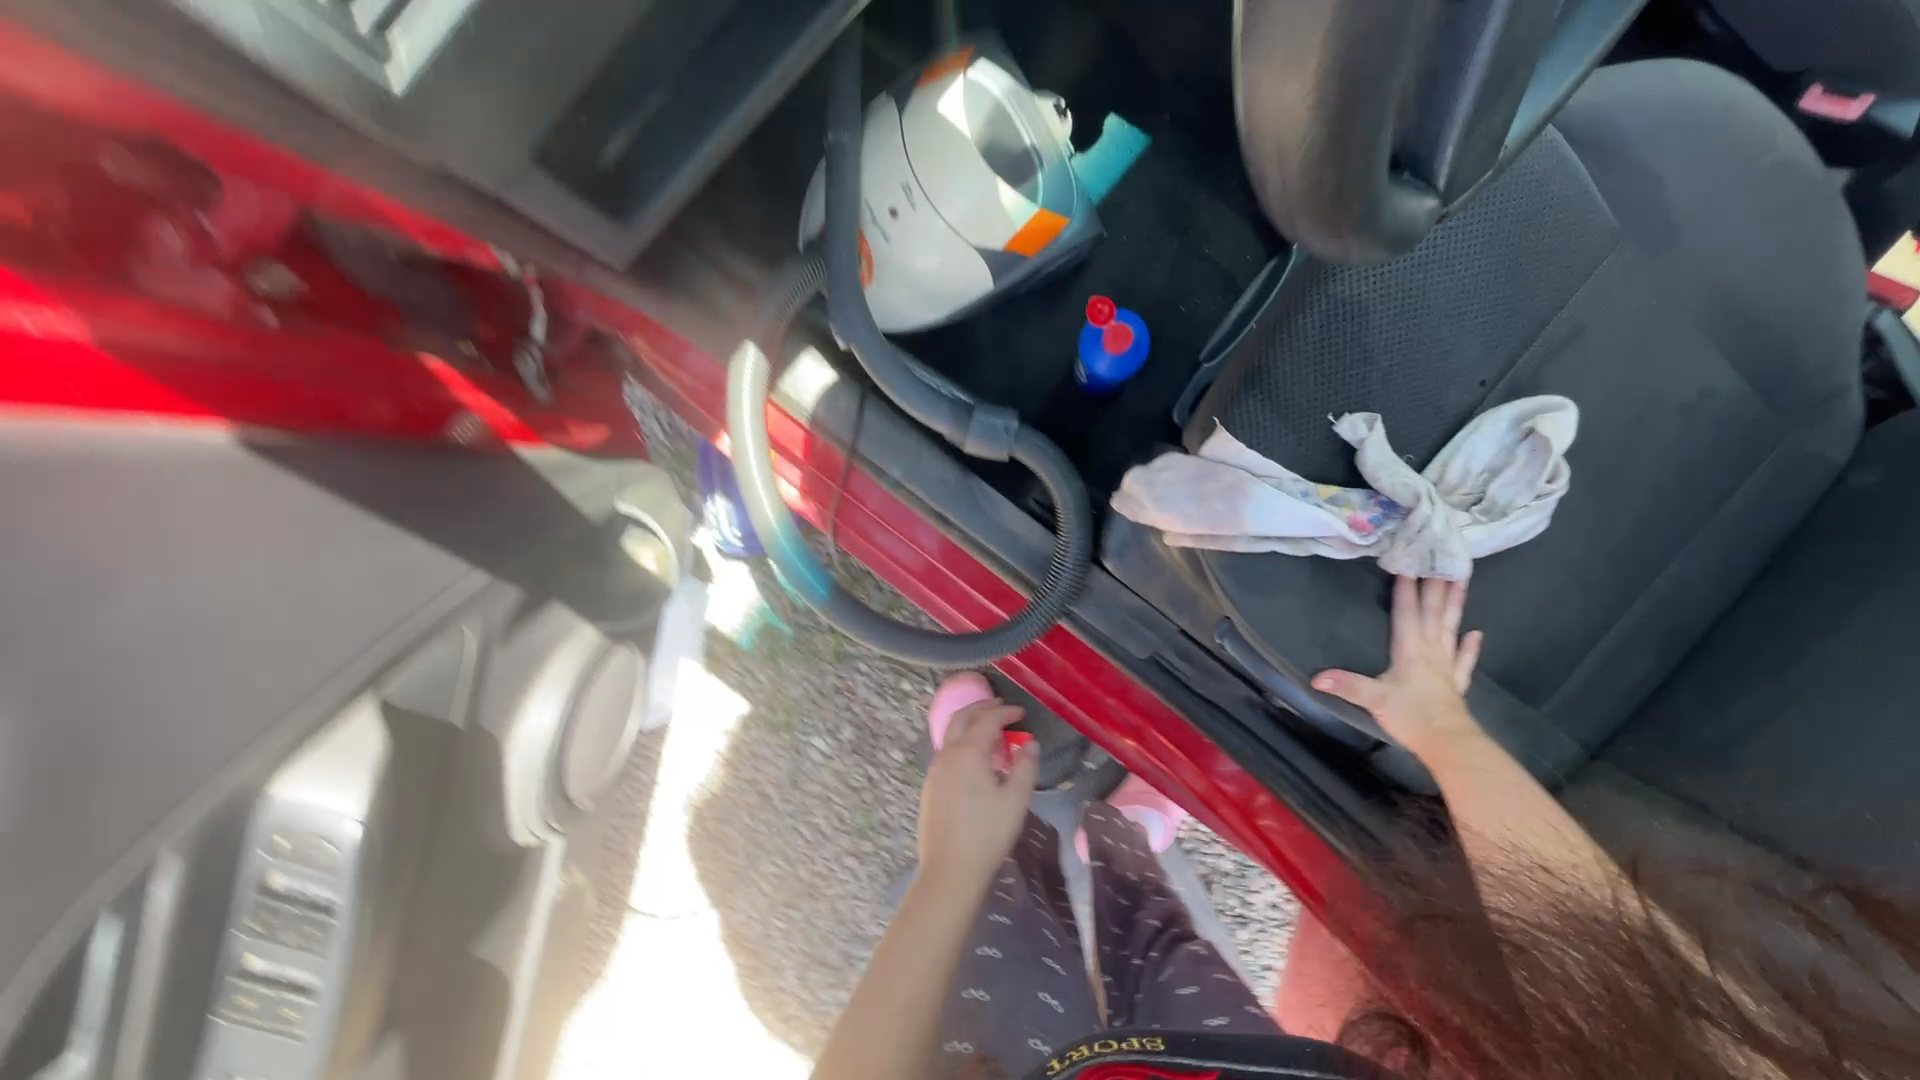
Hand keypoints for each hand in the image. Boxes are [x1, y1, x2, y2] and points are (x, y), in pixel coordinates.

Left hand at [916, 699, 1039, 896]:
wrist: (950, 869)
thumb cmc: (988, 833)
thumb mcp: (1016, 799)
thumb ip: (1026, 766)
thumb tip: (1030, 743)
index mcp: (968, 752)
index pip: (987, 720)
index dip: (1005, 712)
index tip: (1022, 712)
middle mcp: (947, 754)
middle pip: (961, 718)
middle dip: (981, 707)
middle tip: (1000, 706)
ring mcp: (935, 771)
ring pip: (950, 734)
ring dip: (970, 724)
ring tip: (990, 730)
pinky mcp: (930, 787)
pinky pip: (947, 752)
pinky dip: (962, 742)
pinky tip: (975, 759)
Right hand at [1313, 576, 1485, 760]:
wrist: (1448, 743)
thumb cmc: (1411, 717)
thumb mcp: (1374, 700)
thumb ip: (1347, 685)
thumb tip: (1316, 677)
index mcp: (1410, 651)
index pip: (1407, 613)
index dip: (1406, 589)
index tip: (1409, 563)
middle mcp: (1430, 652)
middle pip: (1433, 613)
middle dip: (1435, 585)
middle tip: (1443, 559)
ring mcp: (1446, 666)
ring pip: (1451, 627)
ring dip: (1456, 604)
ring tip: (1463, 580)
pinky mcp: (1455, 684)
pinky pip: (1464, 660)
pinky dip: (1470, 646)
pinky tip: (1476, 633)